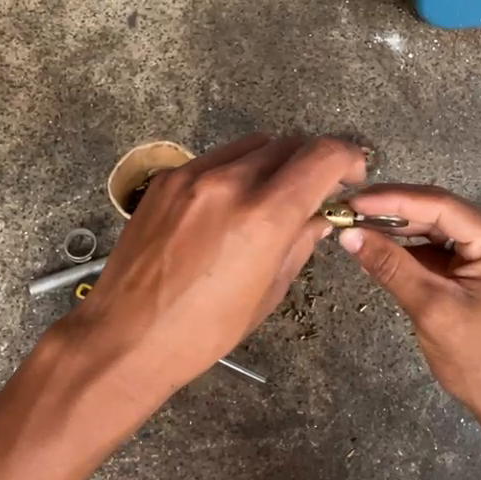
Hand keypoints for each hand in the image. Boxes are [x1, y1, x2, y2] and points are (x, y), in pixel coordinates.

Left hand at [72, 134, 367, 394]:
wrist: (128, 335)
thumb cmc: (202, 330)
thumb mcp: (268, 292)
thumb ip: (299, 242)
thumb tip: (319, 217)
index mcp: (263, 217)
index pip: (322, 156)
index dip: (348, 157)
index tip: (352, 172)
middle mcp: (229, 184)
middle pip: (289, 143)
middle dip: (313, 161)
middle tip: (317, 189)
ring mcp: (192, 177)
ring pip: (253, 145)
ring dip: (275, 161)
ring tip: (273, 195)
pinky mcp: (166, 180)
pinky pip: (216, 158)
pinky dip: (236, 170)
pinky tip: (232, 202)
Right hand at [338, 185, 480, 425]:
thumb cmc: (480, 362)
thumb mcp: (431, 309)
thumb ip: (390, 266)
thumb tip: (348, 234)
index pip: (441, 206)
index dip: (393, 200)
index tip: (353, 200)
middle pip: (441, 213)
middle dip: (394, 213)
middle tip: (349, 211)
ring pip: (440, 231)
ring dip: (400, 232)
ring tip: (358, 228)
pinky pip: (444, 251)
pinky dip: (413, 253)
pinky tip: (382, 252)